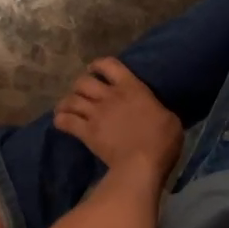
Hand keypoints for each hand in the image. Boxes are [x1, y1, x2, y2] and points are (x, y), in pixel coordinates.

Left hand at [54, 58, 183, 176]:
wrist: (143, 163)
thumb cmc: (162, 139)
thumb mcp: (168, 117)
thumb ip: (156, 109)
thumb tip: (156, 113)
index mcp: (132, 86)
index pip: (110, 64)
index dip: (98, 65)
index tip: (94, 69)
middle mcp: (110, 95)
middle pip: (84, 81)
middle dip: (79, 85)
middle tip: (81, 92)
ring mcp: (96, 113)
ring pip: (72, 99)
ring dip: (67, 102)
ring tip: (66, 106)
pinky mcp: (87, 133)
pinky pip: (67, 121)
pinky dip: (61, 119)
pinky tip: (60, 121)